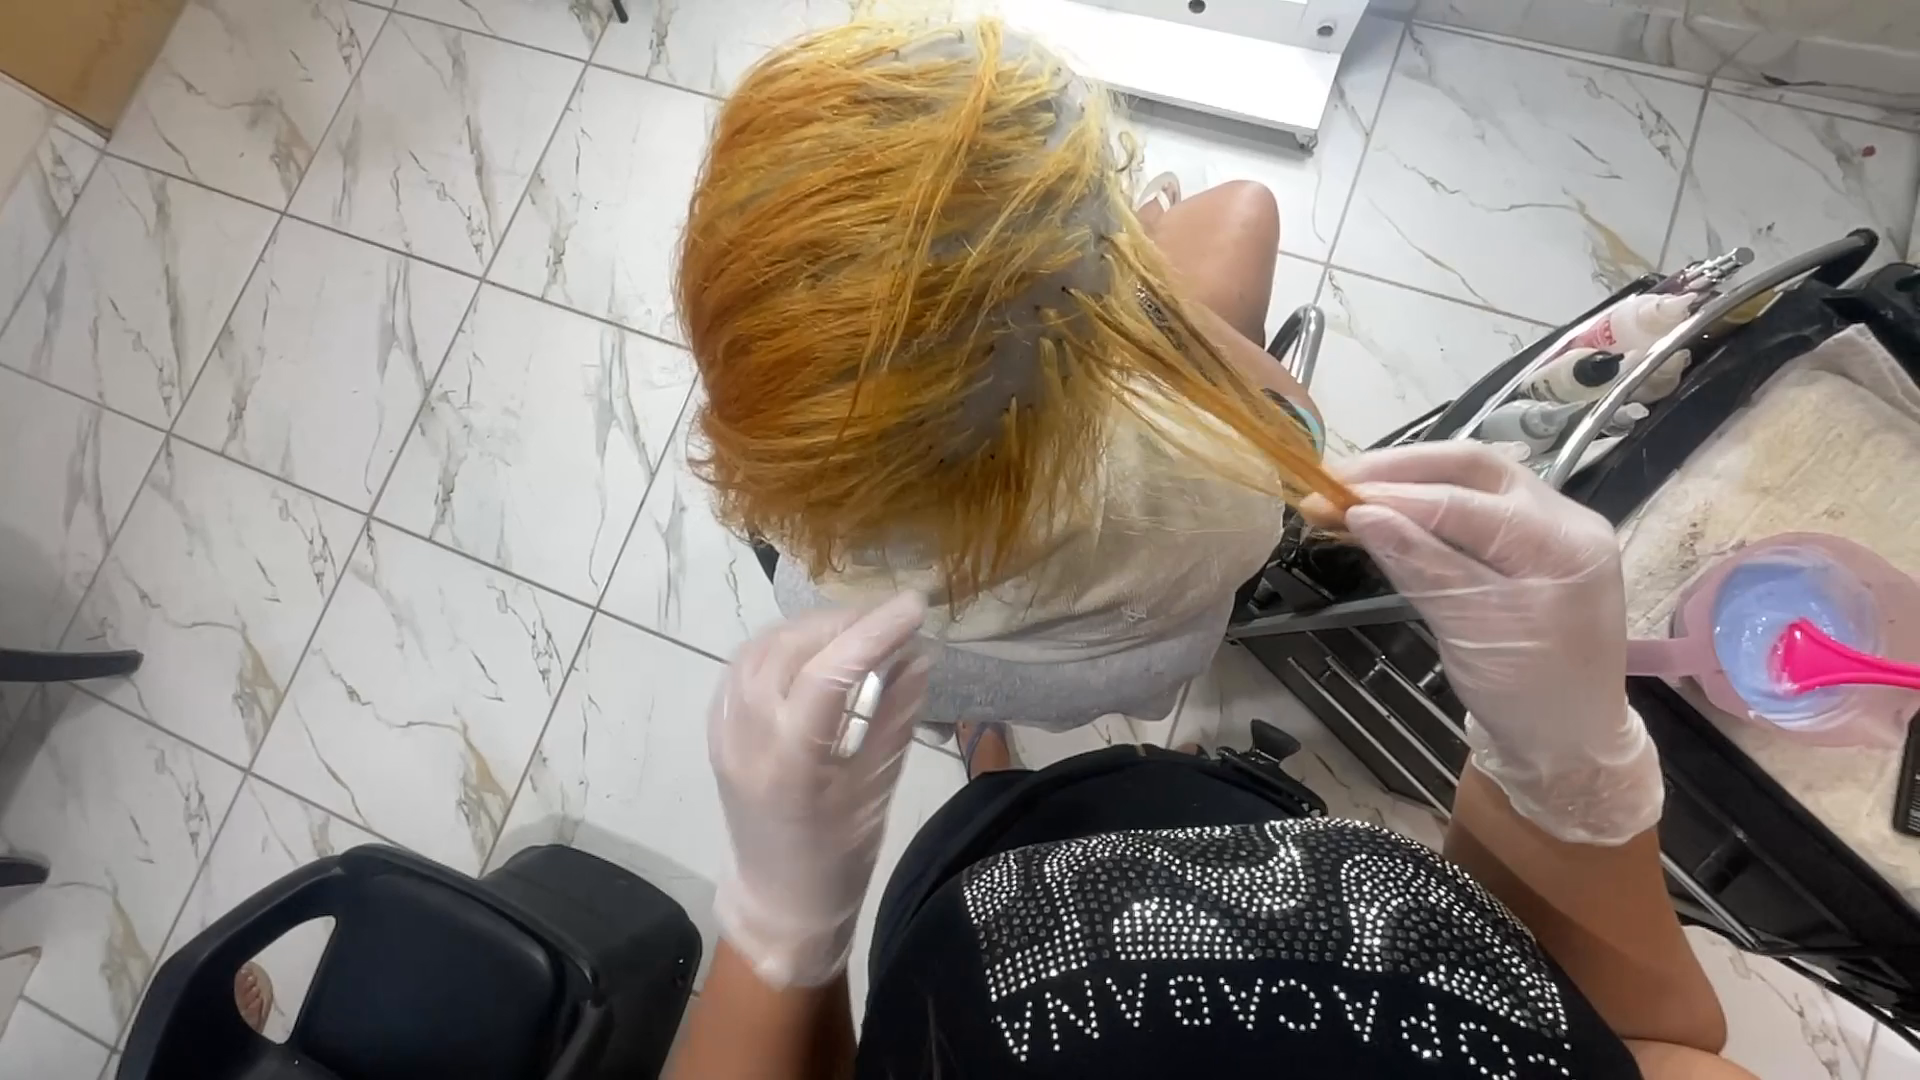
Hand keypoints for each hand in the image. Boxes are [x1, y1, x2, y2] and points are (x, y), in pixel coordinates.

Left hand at [708, 592, 931, 986]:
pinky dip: (783, 643)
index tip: (915, 606)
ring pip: (762, 647)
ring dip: (813, 628)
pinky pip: (744, 664)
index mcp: (790, 767)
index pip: (827, 676)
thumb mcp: (877, 789)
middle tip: (891, 622)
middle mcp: (746, 740)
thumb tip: (919, 655)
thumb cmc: (839, 856)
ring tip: (858, 631)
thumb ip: (895, 716)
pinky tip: (815, 648)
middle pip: (790, 648)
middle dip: (846, 623)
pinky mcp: (717, 728)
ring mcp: (723, 732)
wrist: (777, 901)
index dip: (873, 632)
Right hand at [1306, 442, 1661, 845]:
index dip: (1393, 497)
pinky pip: (1466, 504)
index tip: (1329, 499)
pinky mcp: (1520, 540)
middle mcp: (1561, 519)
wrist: (1566, 733)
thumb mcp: (1471, 630)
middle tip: (1335, 478)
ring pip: (1469, 478)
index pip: (1464, 503)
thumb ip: (1419, 565)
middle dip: (1398, 468)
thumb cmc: (1526, 690)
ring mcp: (1544, 526)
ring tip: (1345, 487)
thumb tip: (1359, 515)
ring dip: (1404, 478)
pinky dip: (1417, 500)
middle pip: (1472, 467)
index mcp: (1562, 545)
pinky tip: (1378, 508)